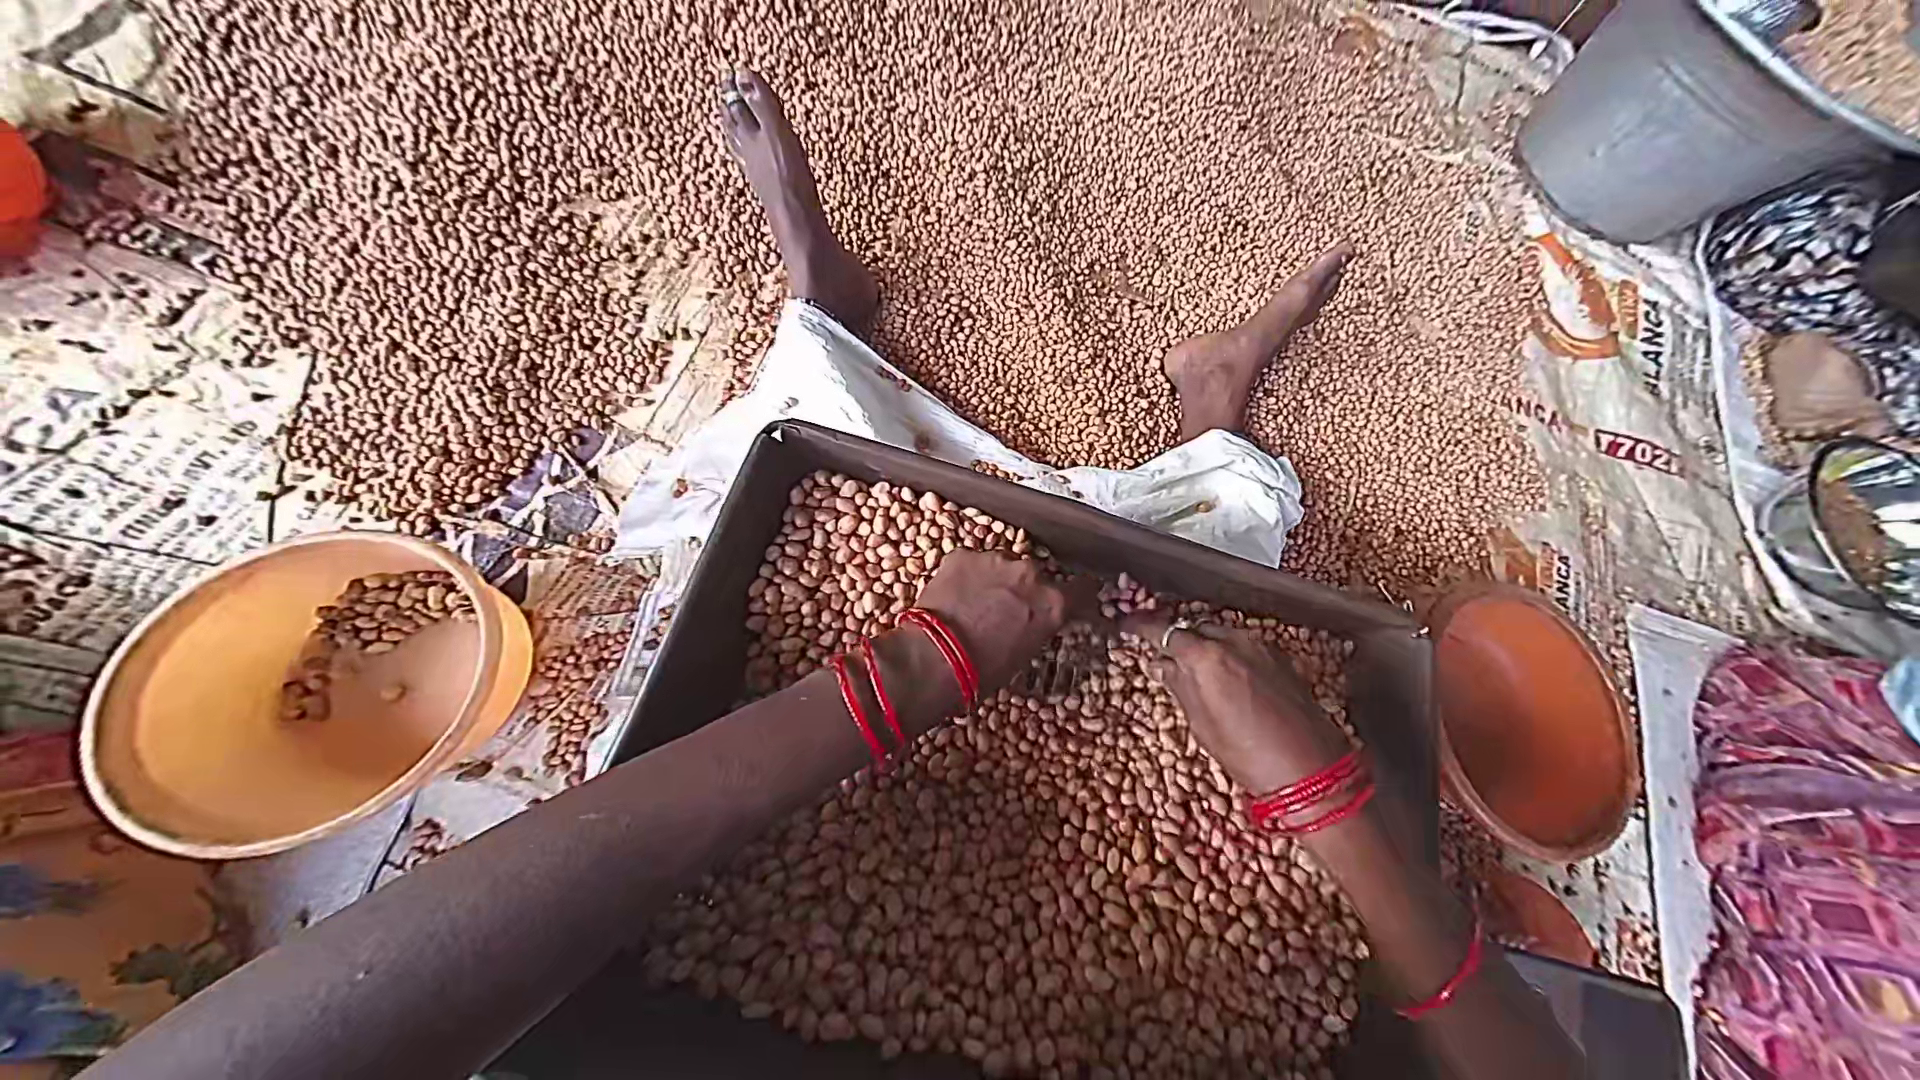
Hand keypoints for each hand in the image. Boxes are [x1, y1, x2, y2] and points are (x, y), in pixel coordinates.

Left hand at [912, 550, 1089, 695]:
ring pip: (1001, 565)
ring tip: (974, 605)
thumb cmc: (981, 671)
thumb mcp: (1023, 655)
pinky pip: (971, 562)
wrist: (936, 658)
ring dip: (994, 580)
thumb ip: (1035, 627)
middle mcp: (1030, 575)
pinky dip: (966, 575)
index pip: (1080, 590)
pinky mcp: (964, 555)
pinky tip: (954, 596)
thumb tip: (1030, 622)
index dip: (1075, 594)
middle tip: (1005, 610)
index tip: (1072, 596)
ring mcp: (996, 560)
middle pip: (1034, 576)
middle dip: (1023, 589)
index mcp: (1052, 604)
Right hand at [1120, 614, 1350, 795]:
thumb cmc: (1249, 755)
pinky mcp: (1281, 659)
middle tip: (1162, 656)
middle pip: (1194, 629)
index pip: (1165, 632)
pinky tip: (1225, 676)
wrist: (1313, 772)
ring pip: (1220, 634)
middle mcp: (1234, 642)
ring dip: (1203, 645)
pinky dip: (1227, 653)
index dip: (1143, 627)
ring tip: (1194, 669)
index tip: (1127, 625)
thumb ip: (1180, 686)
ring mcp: (1261, 648)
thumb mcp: (1201, 725)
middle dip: (1177, 639)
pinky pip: (1243, 645)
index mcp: (1206, 657)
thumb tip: (1162, 664)